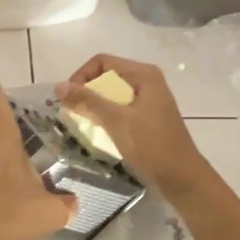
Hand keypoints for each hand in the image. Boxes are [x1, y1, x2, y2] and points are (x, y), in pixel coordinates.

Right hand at [56, 54, 211, 197]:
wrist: (181, 177)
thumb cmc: (151, 145)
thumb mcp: (116, 121)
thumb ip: (88, 101)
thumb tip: (59, 86)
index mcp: (143, 74)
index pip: (102, 62)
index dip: (81, 76)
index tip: (68, 99)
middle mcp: (146, 81)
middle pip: (106, 76)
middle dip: (86, 92)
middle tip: (72, 113)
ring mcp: (148, 99)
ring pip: (112, 94)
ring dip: (94, 105)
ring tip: (81, 123)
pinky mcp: (147, 116)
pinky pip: (120, 108)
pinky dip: (106, 115)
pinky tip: (98, 131)